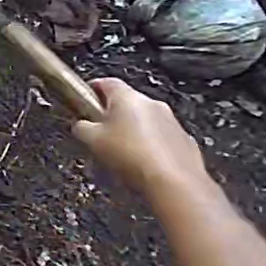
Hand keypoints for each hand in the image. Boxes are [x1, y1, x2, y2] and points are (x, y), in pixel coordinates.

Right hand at [72, 77, 208, 196]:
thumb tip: (81, 125)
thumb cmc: (131, 157)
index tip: (85, 99)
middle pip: (127, 102)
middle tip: (100, 134)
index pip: (106, 82)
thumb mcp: (92, 141)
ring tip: (122, 154)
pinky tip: (143, 164)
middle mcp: (152, 104)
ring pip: (146, 120)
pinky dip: (151, 146)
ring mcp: (171, 121)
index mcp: (128, 98)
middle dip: (112, 115)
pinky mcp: (184, 140)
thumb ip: (81, 128)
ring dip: (133, 131)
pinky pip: (162, 138)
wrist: (173, 183)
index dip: (92, 89)